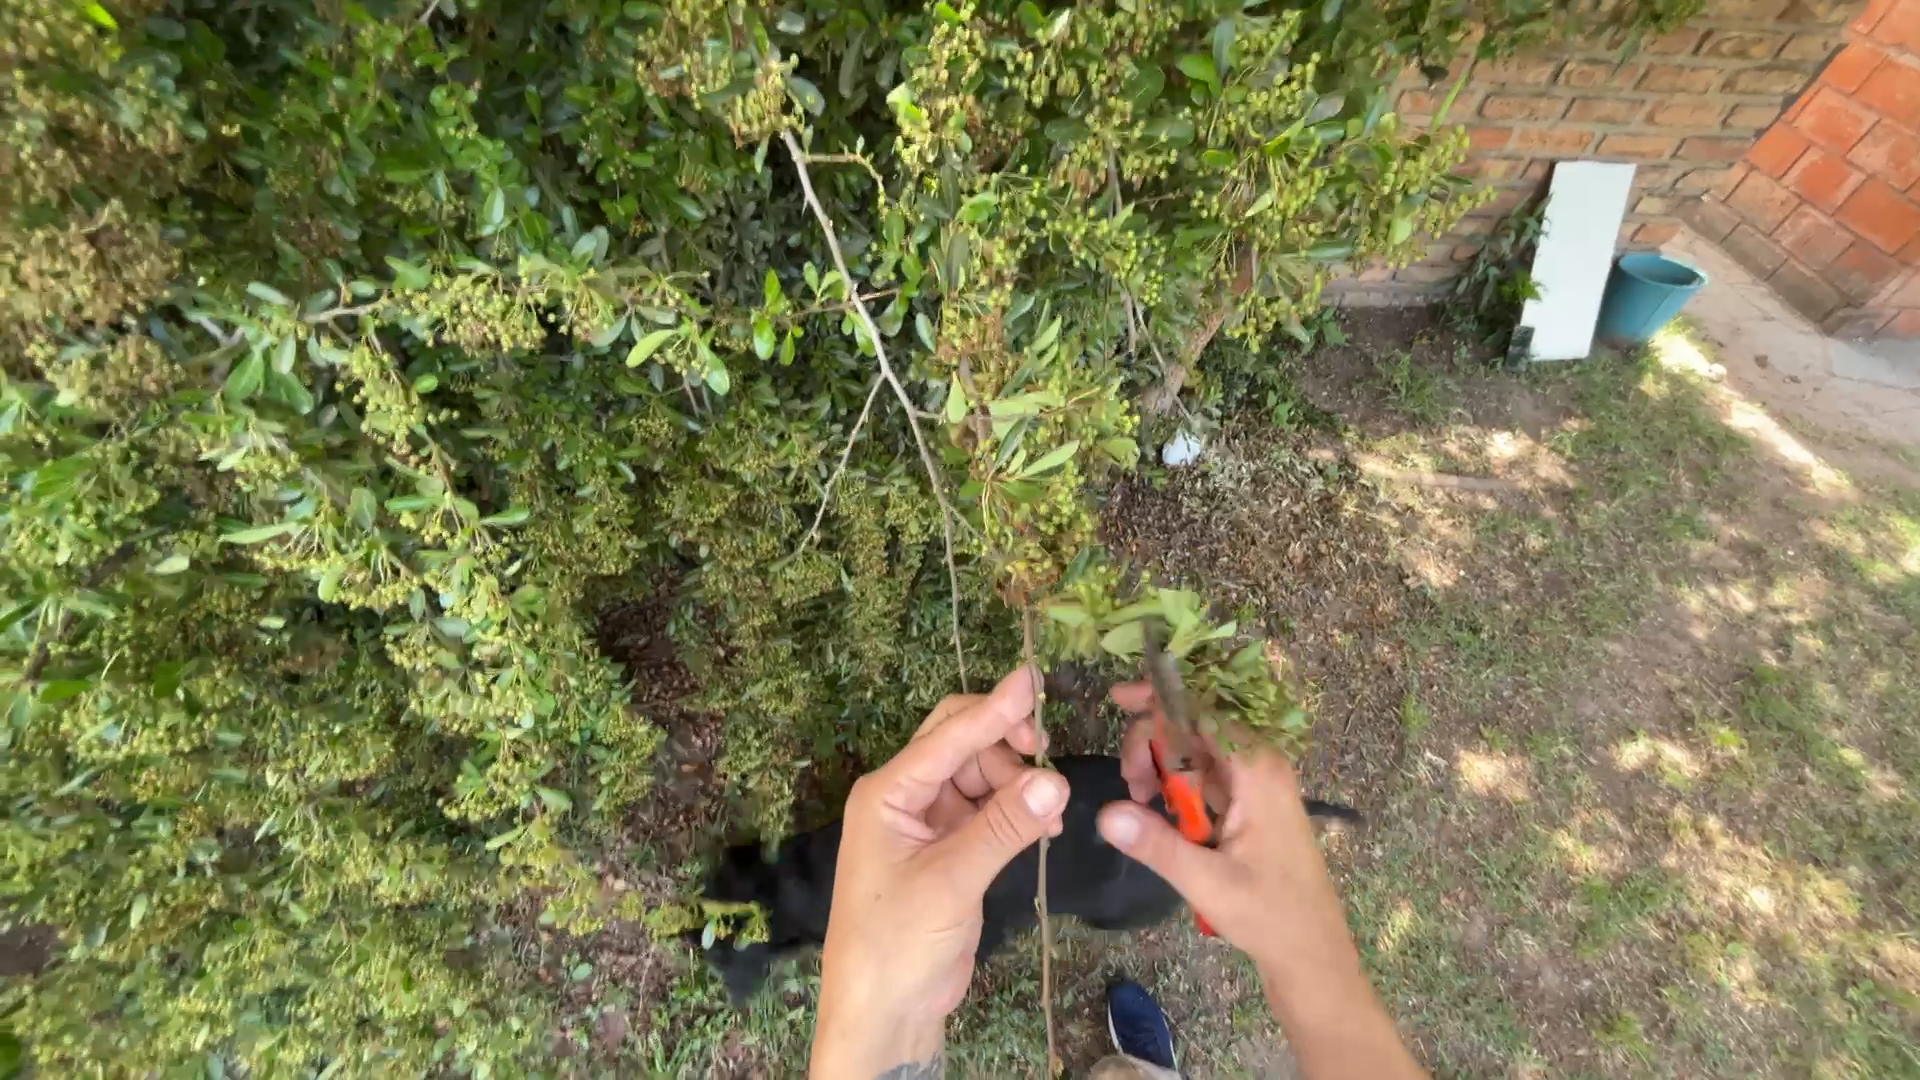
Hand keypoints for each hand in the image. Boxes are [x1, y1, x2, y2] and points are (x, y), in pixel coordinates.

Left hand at [811, 668, 1069, 1077]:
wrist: (884, 1012)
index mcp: (889, 791)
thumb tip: (1056, 779)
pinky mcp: (951, 844)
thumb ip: (1004, 827)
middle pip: (962, 743)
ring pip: (982, 773)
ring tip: (1051, 811)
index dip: (992, 708)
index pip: (948, 736)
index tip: (1032, 679)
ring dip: (1017, 782)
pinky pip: (990, 807)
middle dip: (1004, 741)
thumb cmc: (898, 941)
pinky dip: (1018, 809)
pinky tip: (1046, 824)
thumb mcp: (951, 881)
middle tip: (1045, 751)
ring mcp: (930, 819)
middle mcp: (907, 794)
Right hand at [1097, 680, 1341, 962]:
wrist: (1313, 956)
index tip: (1119, 698)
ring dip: (1160, 764)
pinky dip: (1176, 782)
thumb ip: (1157, 844)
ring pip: (1195, 747)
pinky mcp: (1248, 800)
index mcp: (1257, 770)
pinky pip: (1203, 772)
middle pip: (1194, 723)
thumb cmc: (1271, 917)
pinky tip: (1161, 811)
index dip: (1160, 696)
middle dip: (1152, 740)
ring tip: (1141, 802)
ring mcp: (1254, 782)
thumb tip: (1105, 813)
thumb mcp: (1208, 883)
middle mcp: (1258, 764)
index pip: (1204, 707)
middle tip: (1130, 781)